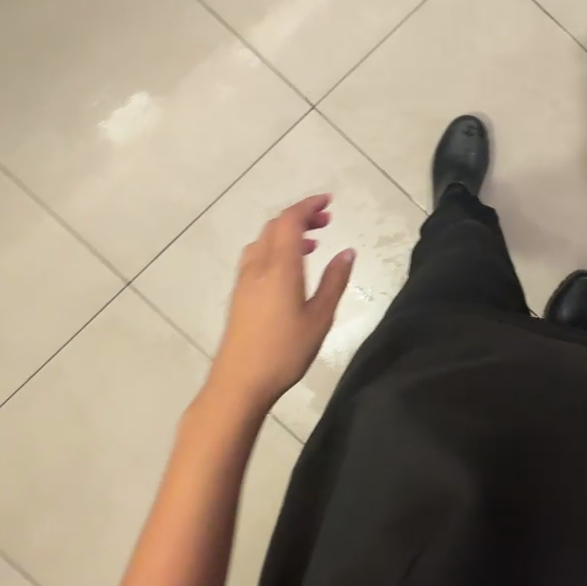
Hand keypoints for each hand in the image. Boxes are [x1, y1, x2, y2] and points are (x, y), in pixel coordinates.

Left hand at [204, 194, 355, 413]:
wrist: (239, 384)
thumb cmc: (285, 351)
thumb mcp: (320, 317)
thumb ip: (334, 281)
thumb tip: (348, 252)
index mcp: (279, 268)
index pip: (289, 222)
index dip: (307, 206)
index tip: (329, 202)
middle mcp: (258, 268)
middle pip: (274, 227)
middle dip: (300, 217)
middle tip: (327, 221)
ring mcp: (244, 282)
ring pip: (263, 242)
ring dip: (286, 233)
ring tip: (312, 244)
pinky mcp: (240, 296)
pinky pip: (257, 257)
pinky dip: (275, 249)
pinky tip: (290, 269)